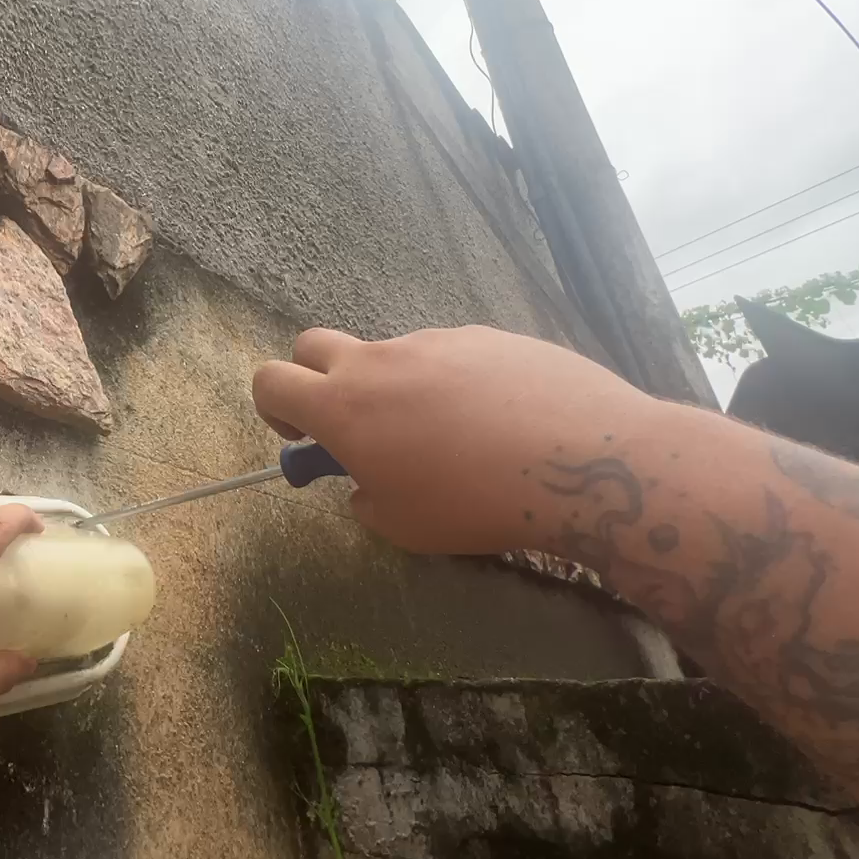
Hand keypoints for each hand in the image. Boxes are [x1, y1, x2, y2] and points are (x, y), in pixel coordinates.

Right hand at [252, 326, 661, 553]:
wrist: (589, 464)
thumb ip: (362, 497)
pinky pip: (446, 354)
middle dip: (313, 377)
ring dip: (393, 386)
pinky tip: (495, 418)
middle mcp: (377, 362)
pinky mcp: (485, 335)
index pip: (269, 380)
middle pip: (311, 344)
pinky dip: (449, 381)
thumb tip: (366, 483)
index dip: (271, 407)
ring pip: (387, 354)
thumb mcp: (399, 524)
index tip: (301, 436)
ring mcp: (433, 341)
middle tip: (352, 421)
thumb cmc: (473, 502)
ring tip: (450, 433)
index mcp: (341, 407)